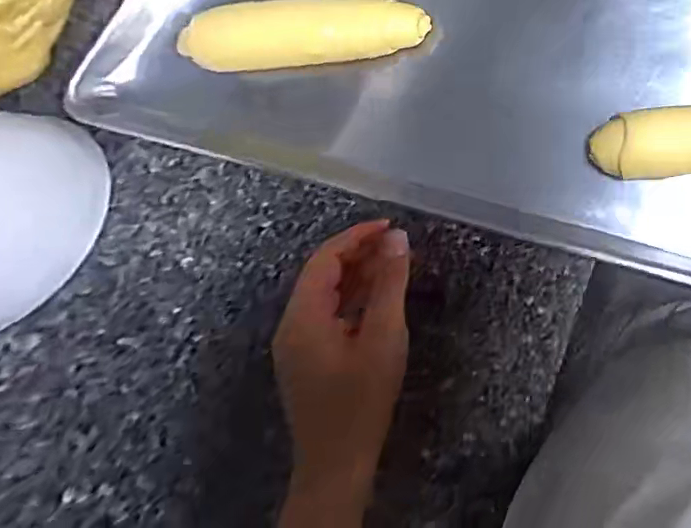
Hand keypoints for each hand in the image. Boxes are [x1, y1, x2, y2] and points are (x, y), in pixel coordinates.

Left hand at [273, 221, 410, 524]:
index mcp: (303, 318)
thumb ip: (390, 283)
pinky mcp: (309, 357)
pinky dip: (354, 294)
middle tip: (397, 241)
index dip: (356, 236)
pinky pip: (329, 311)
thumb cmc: (361, 398)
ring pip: (327, 292)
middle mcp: (292, 326)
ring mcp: (298, 344)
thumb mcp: (384, 335)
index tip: (390, 225)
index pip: (324, 260)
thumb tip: (397, 238)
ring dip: (359, 272)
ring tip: (395, 260)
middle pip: (322, 274)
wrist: (337, 464)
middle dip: (359, 251)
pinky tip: (380, 292)